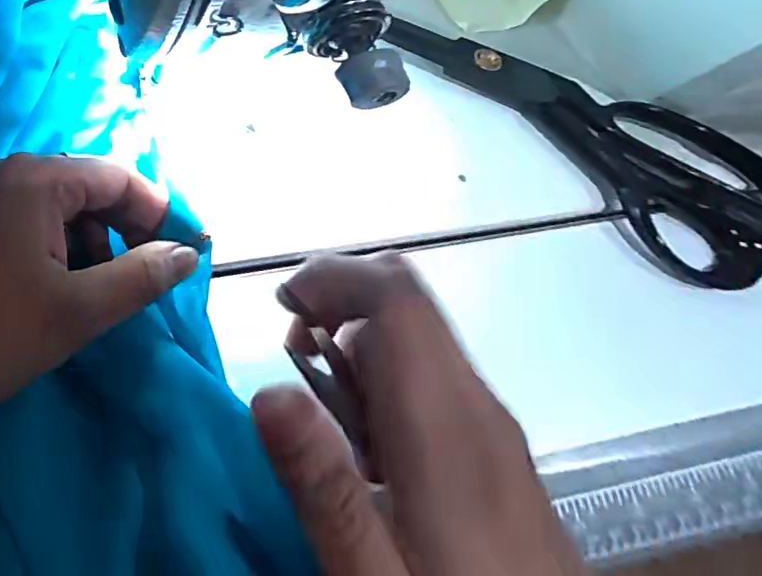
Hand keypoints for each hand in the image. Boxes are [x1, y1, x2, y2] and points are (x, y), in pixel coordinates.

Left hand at [0, 154, 200, 426]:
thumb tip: (187, 252)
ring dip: (98, 242)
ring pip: (69, 207)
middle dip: (128, 229)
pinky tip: (68, 287)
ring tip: (107, 291)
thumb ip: (140, 277)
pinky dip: (66, 248)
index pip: (120, 178)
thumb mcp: (77, 311)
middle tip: (151, 278)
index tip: (184, 254)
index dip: (158, 213)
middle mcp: (15, 172)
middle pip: (94, 188)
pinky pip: (41, 220)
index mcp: (39, 179)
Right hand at [252, 254, 583, 575]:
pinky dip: (379, 374)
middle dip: (335, 300)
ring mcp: (490, 423)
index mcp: (446, 420)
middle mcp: (475, 402)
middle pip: (403, 297)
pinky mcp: (494, 447)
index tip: (281, 308)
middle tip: (292, 358)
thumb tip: (267, 392)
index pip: (394, 293)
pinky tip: (364, 446)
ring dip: (353, 339)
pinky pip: (427, 371)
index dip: (331, 276)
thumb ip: (324, 486)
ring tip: (321, 412)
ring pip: (413, 332)